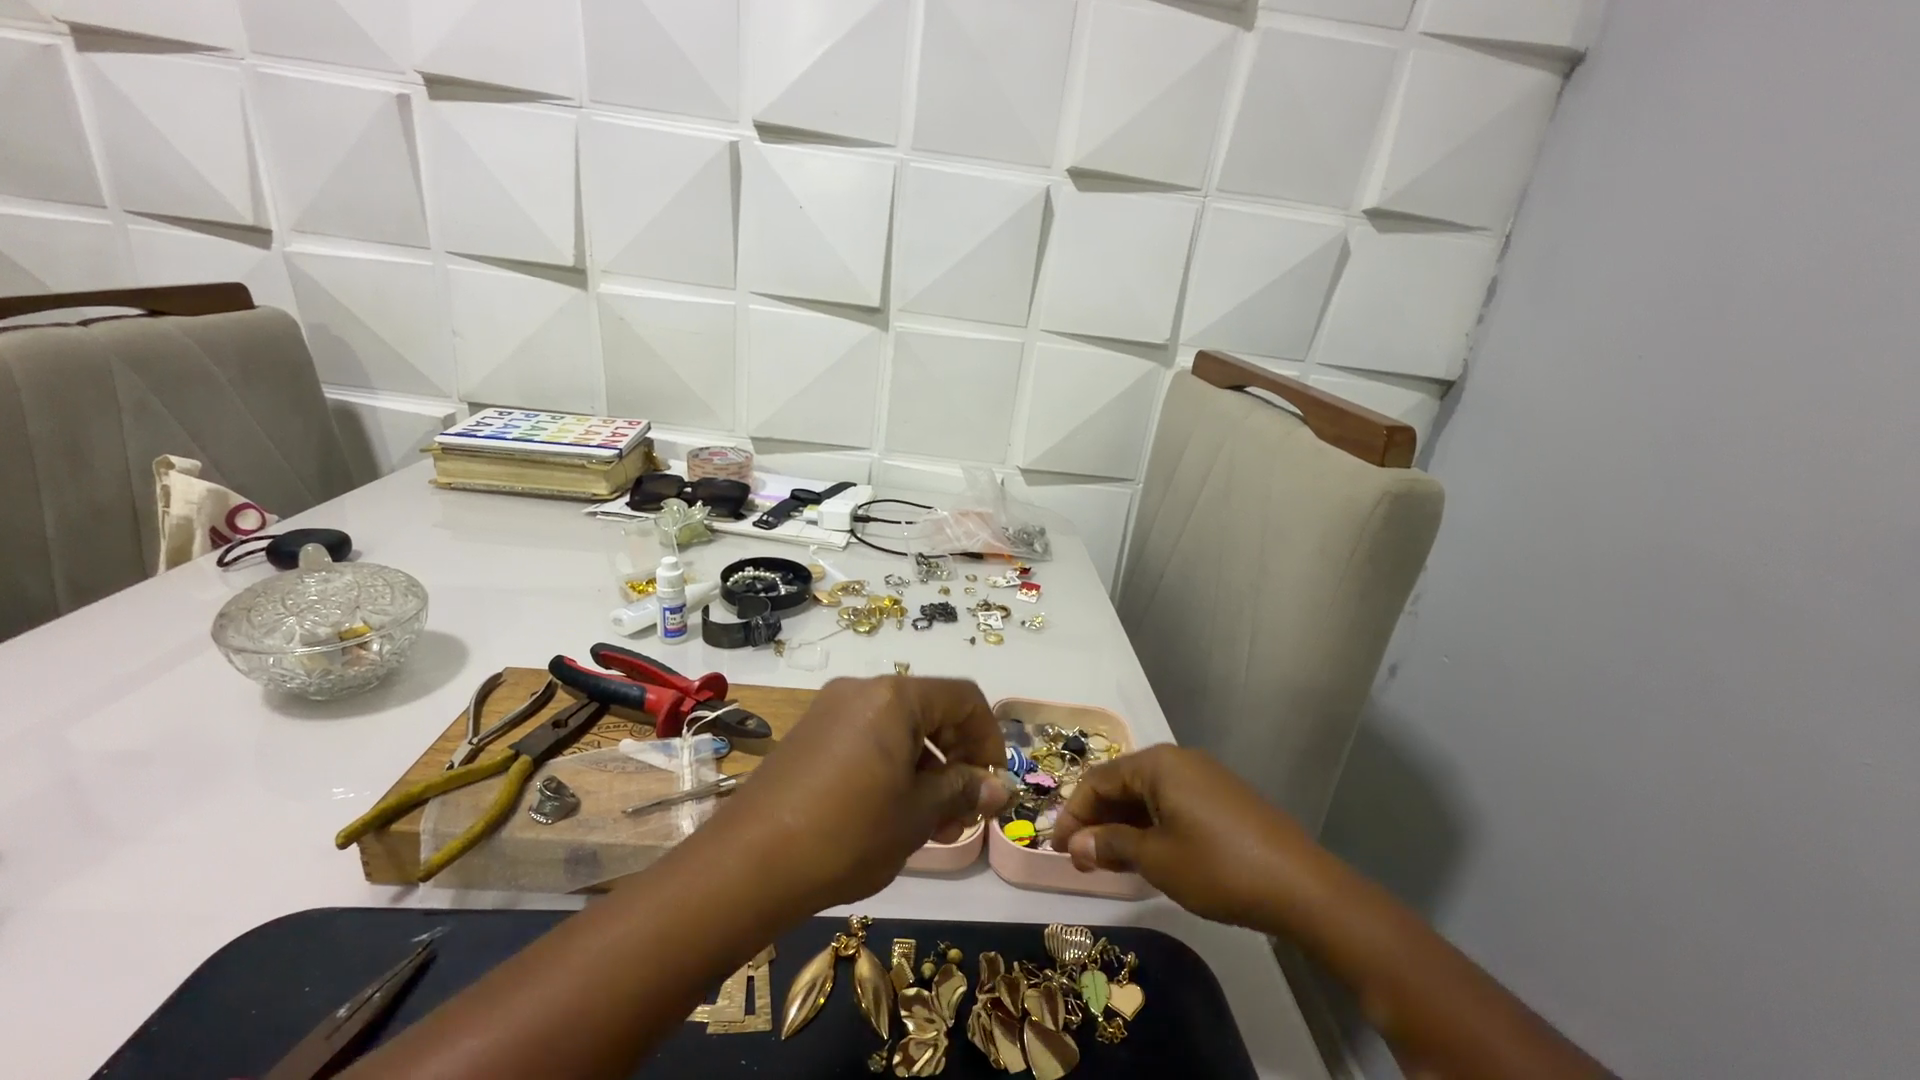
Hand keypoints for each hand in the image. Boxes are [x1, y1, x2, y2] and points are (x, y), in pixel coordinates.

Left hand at [700, 676, 1011, 911]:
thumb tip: (998, 787)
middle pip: (929, 712)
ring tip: (929, 827)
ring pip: (896, 731)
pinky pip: (865, 742)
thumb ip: (962, 792)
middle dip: (955, 761)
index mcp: (893, 698)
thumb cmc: (848, 833)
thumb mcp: (917, 815)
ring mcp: (828, 713)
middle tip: (962, 816)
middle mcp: (860, 691)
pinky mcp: (807, 738)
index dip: (989, 740)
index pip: (964, 699)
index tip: (992, 785)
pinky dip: (890, 771)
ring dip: (924, 771)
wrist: (748, 865)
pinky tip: (890, 817)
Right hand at [1049, 745, 1327, 929]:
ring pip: (1147, 797)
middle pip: (1122, 784)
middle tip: (1079, 859)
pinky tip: (1146, 857)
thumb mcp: (1156, 859)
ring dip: (1122, 826)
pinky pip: (1172, 805)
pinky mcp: (1224, 800)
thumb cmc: (1217, 867)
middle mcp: (1180, 761)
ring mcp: (1205, 779)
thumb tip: (1075, 845)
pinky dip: (1150, 827)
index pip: (1098, 780)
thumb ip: (1111, 845)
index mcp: (1158, 764)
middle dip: (1096, 820)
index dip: (1072, 814)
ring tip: (1107, 863)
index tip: (1056, 849)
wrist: (1301, 886)